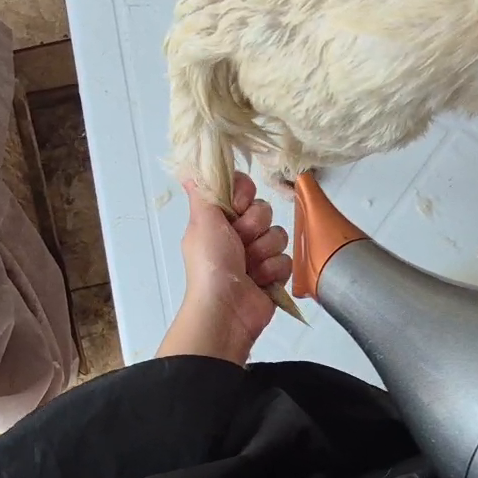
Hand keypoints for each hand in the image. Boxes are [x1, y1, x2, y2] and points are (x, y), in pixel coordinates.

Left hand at [156, 173, 293, 364]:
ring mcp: (257, 255)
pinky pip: (287, 260)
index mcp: (219, 219)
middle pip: (264, 210)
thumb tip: (189, 168)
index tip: (238, 204)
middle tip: (239, 244)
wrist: (225, 310)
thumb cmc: (210, 264)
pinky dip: (272, 271)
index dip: (244, 193)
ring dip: (263, 252)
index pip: (243, 188)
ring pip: (278, 235)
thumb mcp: (202, 222)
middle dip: (254, 227)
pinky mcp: (273, 275)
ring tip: (249, 268)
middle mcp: (238, 234)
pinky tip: (259, 281)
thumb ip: (203, 192)